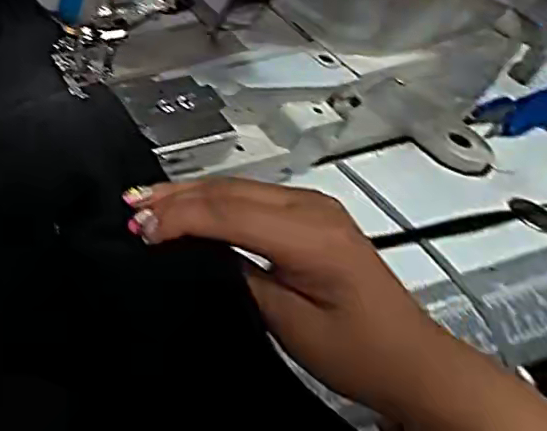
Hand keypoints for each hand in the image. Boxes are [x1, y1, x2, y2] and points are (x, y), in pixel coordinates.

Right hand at [125, 178, 546, 430]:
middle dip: (174, 197)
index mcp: (311, 234)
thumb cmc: (359, 353)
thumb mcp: (291, 323)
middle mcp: (308, 204)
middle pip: (226, 189)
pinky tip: (184, 202)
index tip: (140, 228)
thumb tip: (197, 248)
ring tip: (144, 200)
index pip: (228, 211)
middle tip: (129, 206)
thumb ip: (242, 274)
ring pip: (232, 185)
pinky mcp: (304, 207)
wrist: (416, 362)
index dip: (179, 216)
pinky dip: (210, 198)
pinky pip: (246, 193)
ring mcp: (308, 201)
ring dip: (186, 193)